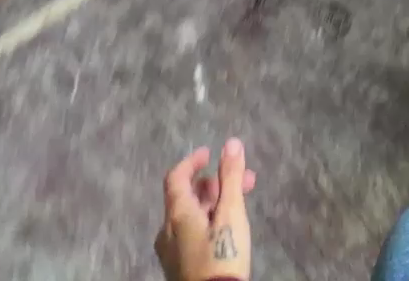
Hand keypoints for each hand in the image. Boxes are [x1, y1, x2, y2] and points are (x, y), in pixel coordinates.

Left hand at [156, 139, 256, 279]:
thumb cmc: (221, 255)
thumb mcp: (231, 213)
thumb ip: (231, 178)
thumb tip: (232, 143)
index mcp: (176, 215)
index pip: (176, 177)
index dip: (192, 161)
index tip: (210, 153)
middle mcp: (168, 231)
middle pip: (186, 196)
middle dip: (215, 183)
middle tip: (240, 178)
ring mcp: (172, 251)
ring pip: (191, 215)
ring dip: (215, 201)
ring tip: (241, 200)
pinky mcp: (180, 267)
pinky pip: (191, 232)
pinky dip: (209, 219)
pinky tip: (228, 224)